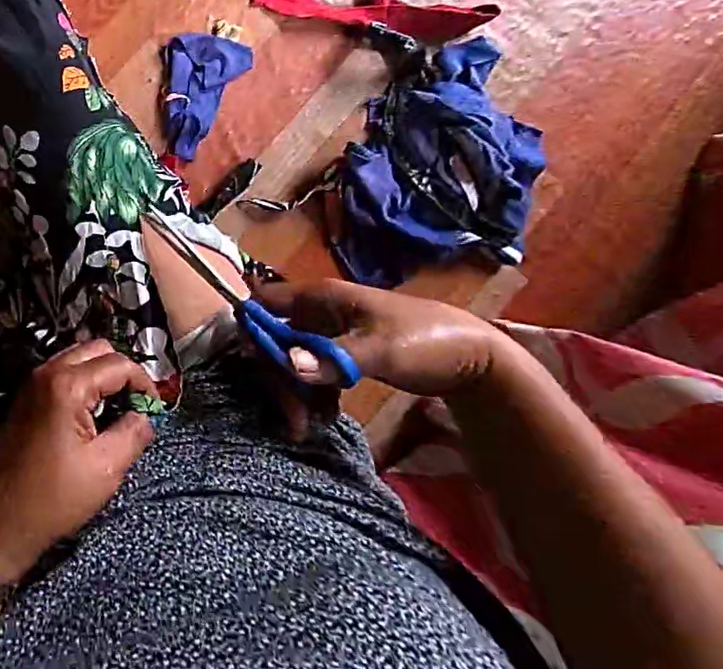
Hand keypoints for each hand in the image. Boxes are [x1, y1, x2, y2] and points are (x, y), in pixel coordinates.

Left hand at [0, 340, 158, 583]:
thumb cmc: (53, 498)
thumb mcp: (106, 468)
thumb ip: (133, 433)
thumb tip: (145, 415)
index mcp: (67, 385)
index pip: (119, 364)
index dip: (144, 383)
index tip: (154, 409)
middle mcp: (48, 372)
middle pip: (98, 349)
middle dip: (122, 372)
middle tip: (136, 405)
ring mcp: (33, 382)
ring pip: (80, 358)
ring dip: (102, 376)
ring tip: (116, 411)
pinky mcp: (26, 396)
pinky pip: (63, 373)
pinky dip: (83, 383)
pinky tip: (91, 416)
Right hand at [254, 279, 505, 395]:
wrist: (474, 358)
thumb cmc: (426, 342)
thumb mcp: (381, 351)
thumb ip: (334, 357)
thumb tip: (290, 364)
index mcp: (321, 297)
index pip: (266, 302)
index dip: (251, 326)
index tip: (248, 363)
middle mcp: (319, 311)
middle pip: (276, 337)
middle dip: (276, 374)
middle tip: (289, 416)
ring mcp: (330, 332)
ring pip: (293, 357)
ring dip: (293, 390)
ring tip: (304, 426)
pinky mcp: (342, 353)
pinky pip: (313, 370)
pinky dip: (312, 393)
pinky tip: (322, 417)